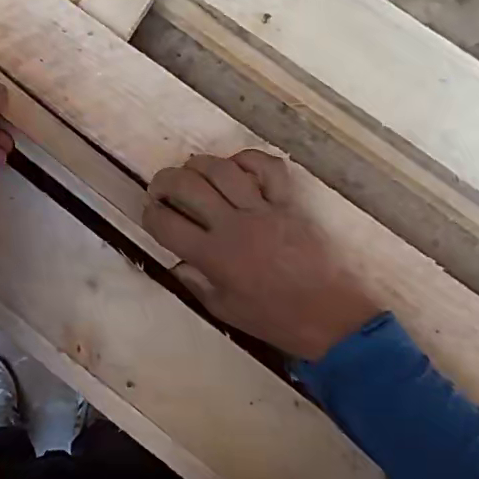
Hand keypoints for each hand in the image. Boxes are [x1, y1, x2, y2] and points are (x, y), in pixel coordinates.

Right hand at [143, 150, 380, 360]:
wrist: (328, 314)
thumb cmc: (274, 319)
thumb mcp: (224, 311)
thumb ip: (197, 283)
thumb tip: (178, 263)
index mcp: (212, 256)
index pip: (166, 223)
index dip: (150, 214)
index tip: (152, 213)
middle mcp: (232, 225)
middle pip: (187, 185)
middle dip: (165, 181)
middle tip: (162, 187)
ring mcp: (262, 209)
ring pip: (222, 169)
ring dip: (199, 165)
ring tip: (193, 172)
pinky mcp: (288, 202)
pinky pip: (266, 167)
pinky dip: (247, 159)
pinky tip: (236, 167)